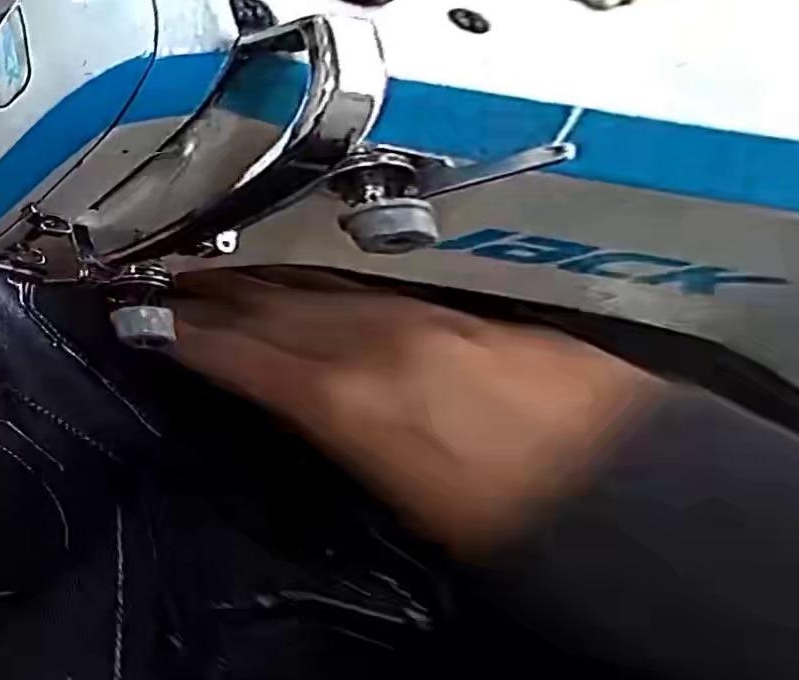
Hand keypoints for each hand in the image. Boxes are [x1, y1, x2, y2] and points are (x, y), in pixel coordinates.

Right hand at [173, 269, 661, 554]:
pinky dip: (303, 279)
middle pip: (256, 306)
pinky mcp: (450, 309)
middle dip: (198, 294)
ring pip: (299, 286)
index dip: (177, 332)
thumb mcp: (390, 487)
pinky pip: (350, 284)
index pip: (230, 349)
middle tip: (156, 283)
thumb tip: (272, 389)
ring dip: (244, 279)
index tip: (140, 318)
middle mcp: (366, 342)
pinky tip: (285, 276)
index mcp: (342, 395)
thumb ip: (318, 420)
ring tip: (203, 271)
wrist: (658, 500)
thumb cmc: (527, 527)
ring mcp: (410, 317)